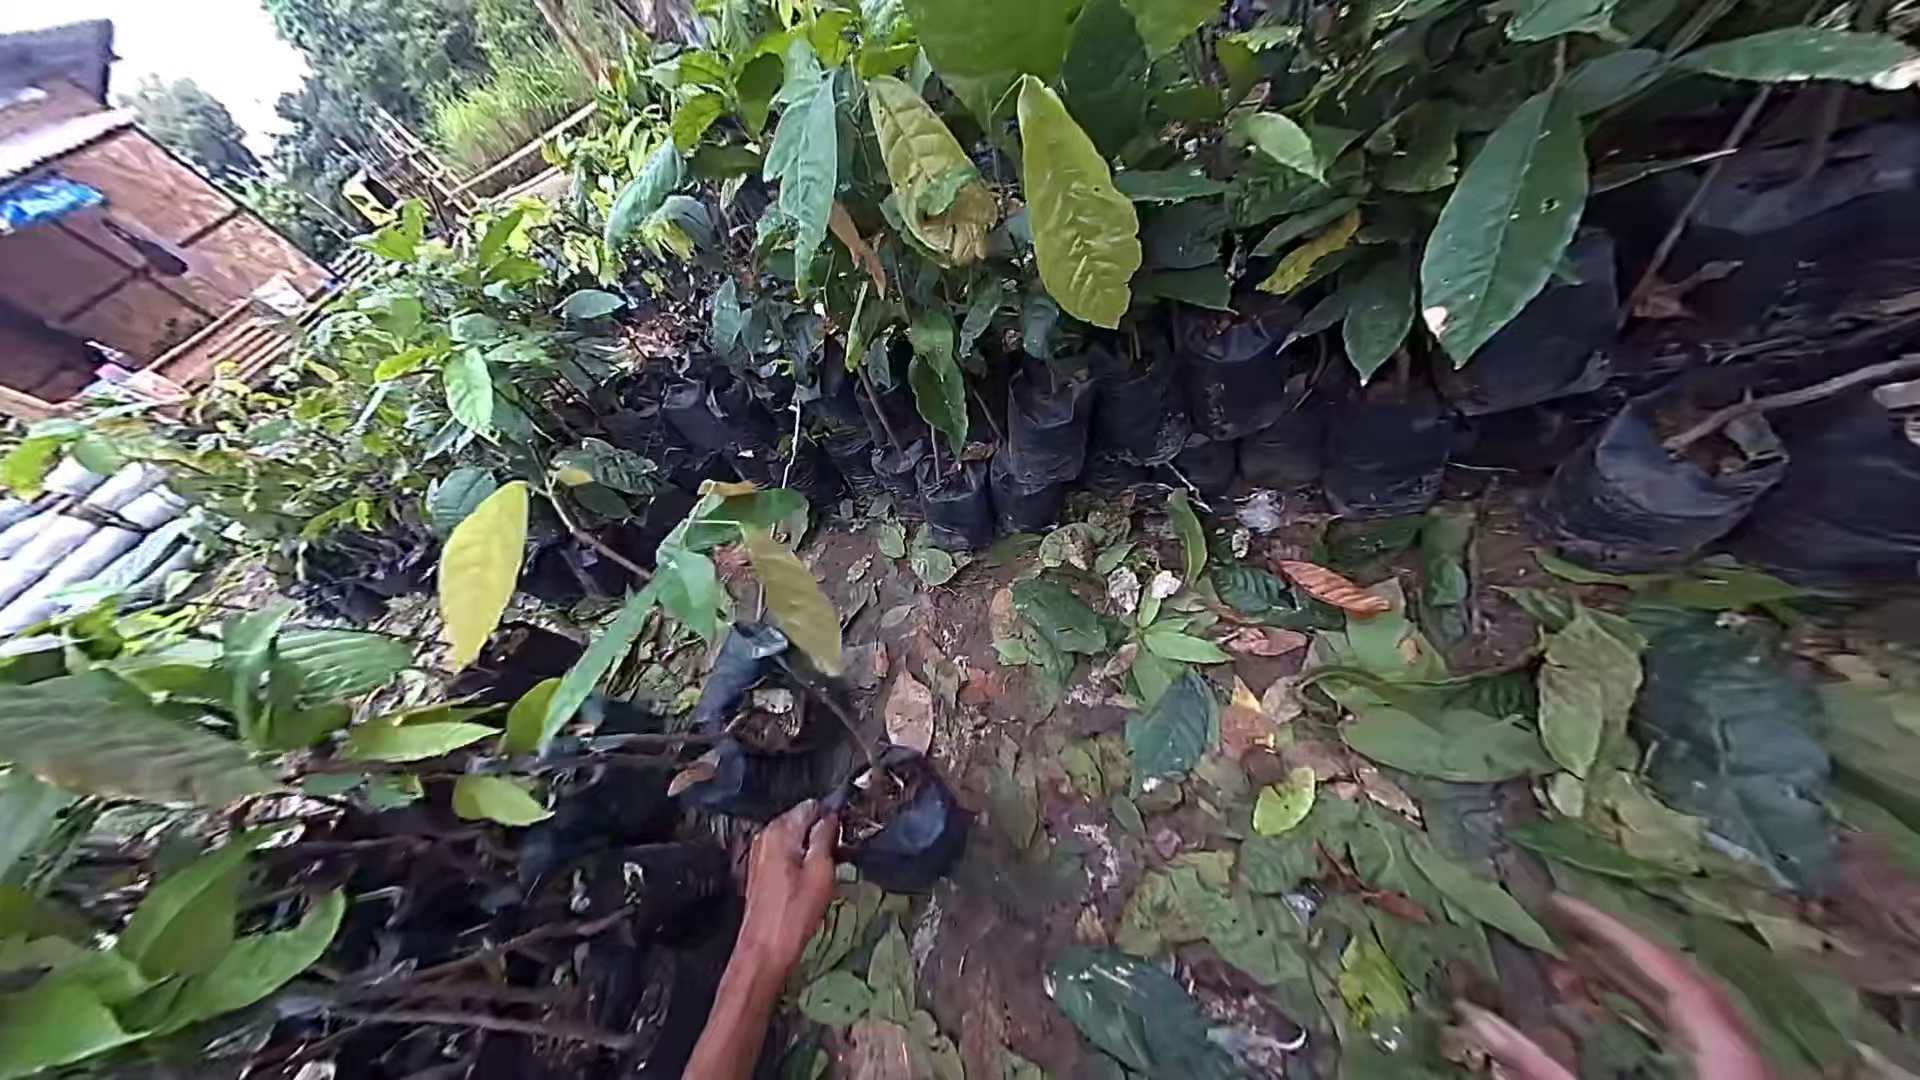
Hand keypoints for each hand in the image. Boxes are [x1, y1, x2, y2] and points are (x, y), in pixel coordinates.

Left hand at [735, 799, 838, 982]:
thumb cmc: (795, 912)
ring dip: (812, 849)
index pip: (812, 806)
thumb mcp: (821, 869)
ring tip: (824, 872)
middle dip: (821, 833)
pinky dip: (800, 861)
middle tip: (836, 857)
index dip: (832, 817)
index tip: (844, 834)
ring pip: (796, 838)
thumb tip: (831, 815)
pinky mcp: (760, 871)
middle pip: (803, 820)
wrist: (764, 953)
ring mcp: (760, 854)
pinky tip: (809, 882)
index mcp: (780, 830)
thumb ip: (826, 835)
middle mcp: (766, 836)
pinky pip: (786, 853)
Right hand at [1456, 896, 1773, 1079]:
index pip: (1673, 978)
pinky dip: (1642, 1012)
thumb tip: (1470, 1015)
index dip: (1615, 933)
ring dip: (1624, 978)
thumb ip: (1543, 1071)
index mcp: (1727, 1064)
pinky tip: (1603, 1008)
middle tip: (1554, 918)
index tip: (1559, 904)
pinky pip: (1691, 1039)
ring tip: (1569, 953)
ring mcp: (1740, 1078)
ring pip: (1688, 1014)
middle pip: (1681, 988)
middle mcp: (1743, 1065)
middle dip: (1613, 948)